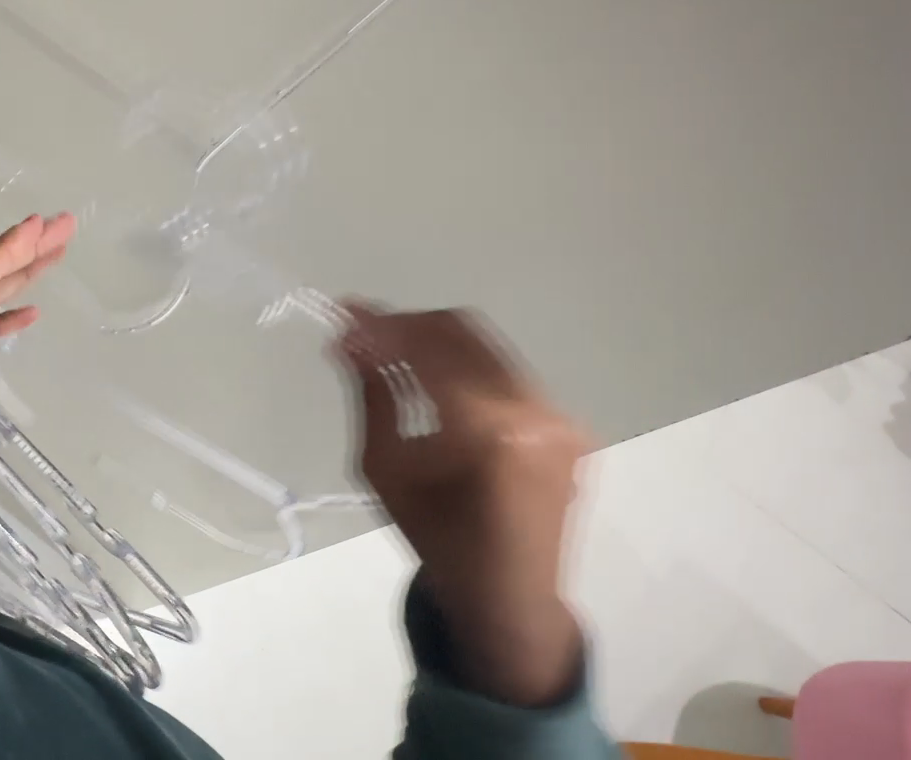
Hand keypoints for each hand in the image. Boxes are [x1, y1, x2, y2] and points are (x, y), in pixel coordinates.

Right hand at [336, 304, 590, 707]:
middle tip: (361, 331)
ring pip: (485, 346)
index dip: (381, 325)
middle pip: (460, 330)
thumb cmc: (435, 537)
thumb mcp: (384, 467)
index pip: (427, 346)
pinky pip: (506, 373)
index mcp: (488, 428)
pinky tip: (431, 381)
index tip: (342, 312)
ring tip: (389, 352)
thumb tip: (348, 341)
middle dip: (405, 324)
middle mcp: (535, 410)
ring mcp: (560, 416)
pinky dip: (462, 365)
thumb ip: (373, 394)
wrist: (509, 598)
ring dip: (433, 341)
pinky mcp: (568, 425)